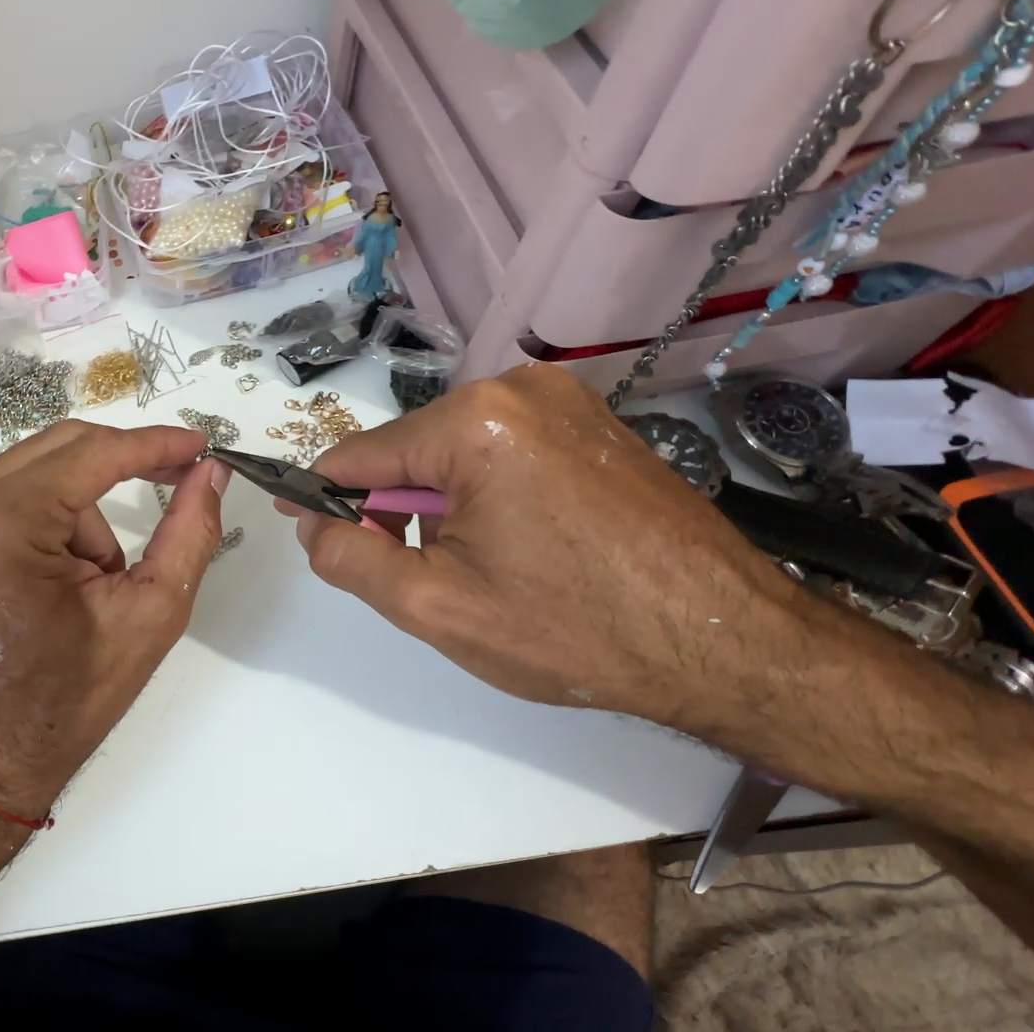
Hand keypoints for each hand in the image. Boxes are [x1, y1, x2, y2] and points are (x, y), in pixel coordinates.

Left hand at [0, 420, 228, 823]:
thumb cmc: (69, 698)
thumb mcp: (150, 613)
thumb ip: (189, 531)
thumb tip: (210, 472)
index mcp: (1, 522)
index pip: (93, 454)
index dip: (155, 444)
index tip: (202, 445)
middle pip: (65, 446)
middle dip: (126, 466)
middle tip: (181, 480)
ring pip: (45, 468)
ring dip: (87, 510)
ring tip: (98, 582)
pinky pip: (18, 490)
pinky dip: (55, 518)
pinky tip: (63, 578)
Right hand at [281, 364, 799, 722]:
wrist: (727, 645)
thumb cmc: (572, 630)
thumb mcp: (433, 605)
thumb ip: (347, 558)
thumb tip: (311, 523)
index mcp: (473, 422)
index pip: (359, 454)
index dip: (324, 496)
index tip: (306, 526)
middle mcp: (517, 389)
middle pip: (408, 451)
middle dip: (395, 510)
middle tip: (425, 575)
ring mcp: (563, 400)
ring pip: (453, 453)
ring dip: (441, 506)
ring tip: (484, 567)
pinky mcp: (593, 422)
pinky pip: (501, 450)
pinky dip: (486, 493)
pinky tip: (520, 544)